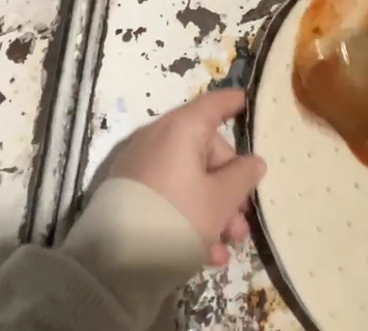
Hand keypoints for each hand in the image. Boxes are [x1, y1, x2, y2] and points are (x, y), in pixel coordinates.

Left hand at [106, 88, 266, 265]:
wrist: (114, 264)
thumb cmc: (178, 218)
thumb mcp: (221, 200)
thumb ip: (243, 177)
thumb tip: (253, 162)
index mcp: (181, 129)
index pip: (214, 104)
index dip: (235, 103)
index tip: (251, 103)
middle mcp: (158, 139)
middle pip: (205, 150)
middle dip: (229, 184)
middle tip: (243, 217)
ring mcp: (141, 168)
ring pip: (189, 179)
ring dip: (213, 208)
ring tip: (229, 242)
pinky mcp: (129, 196)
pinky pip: (169, 197)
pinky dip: (189, 216)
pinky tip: (206, 253)